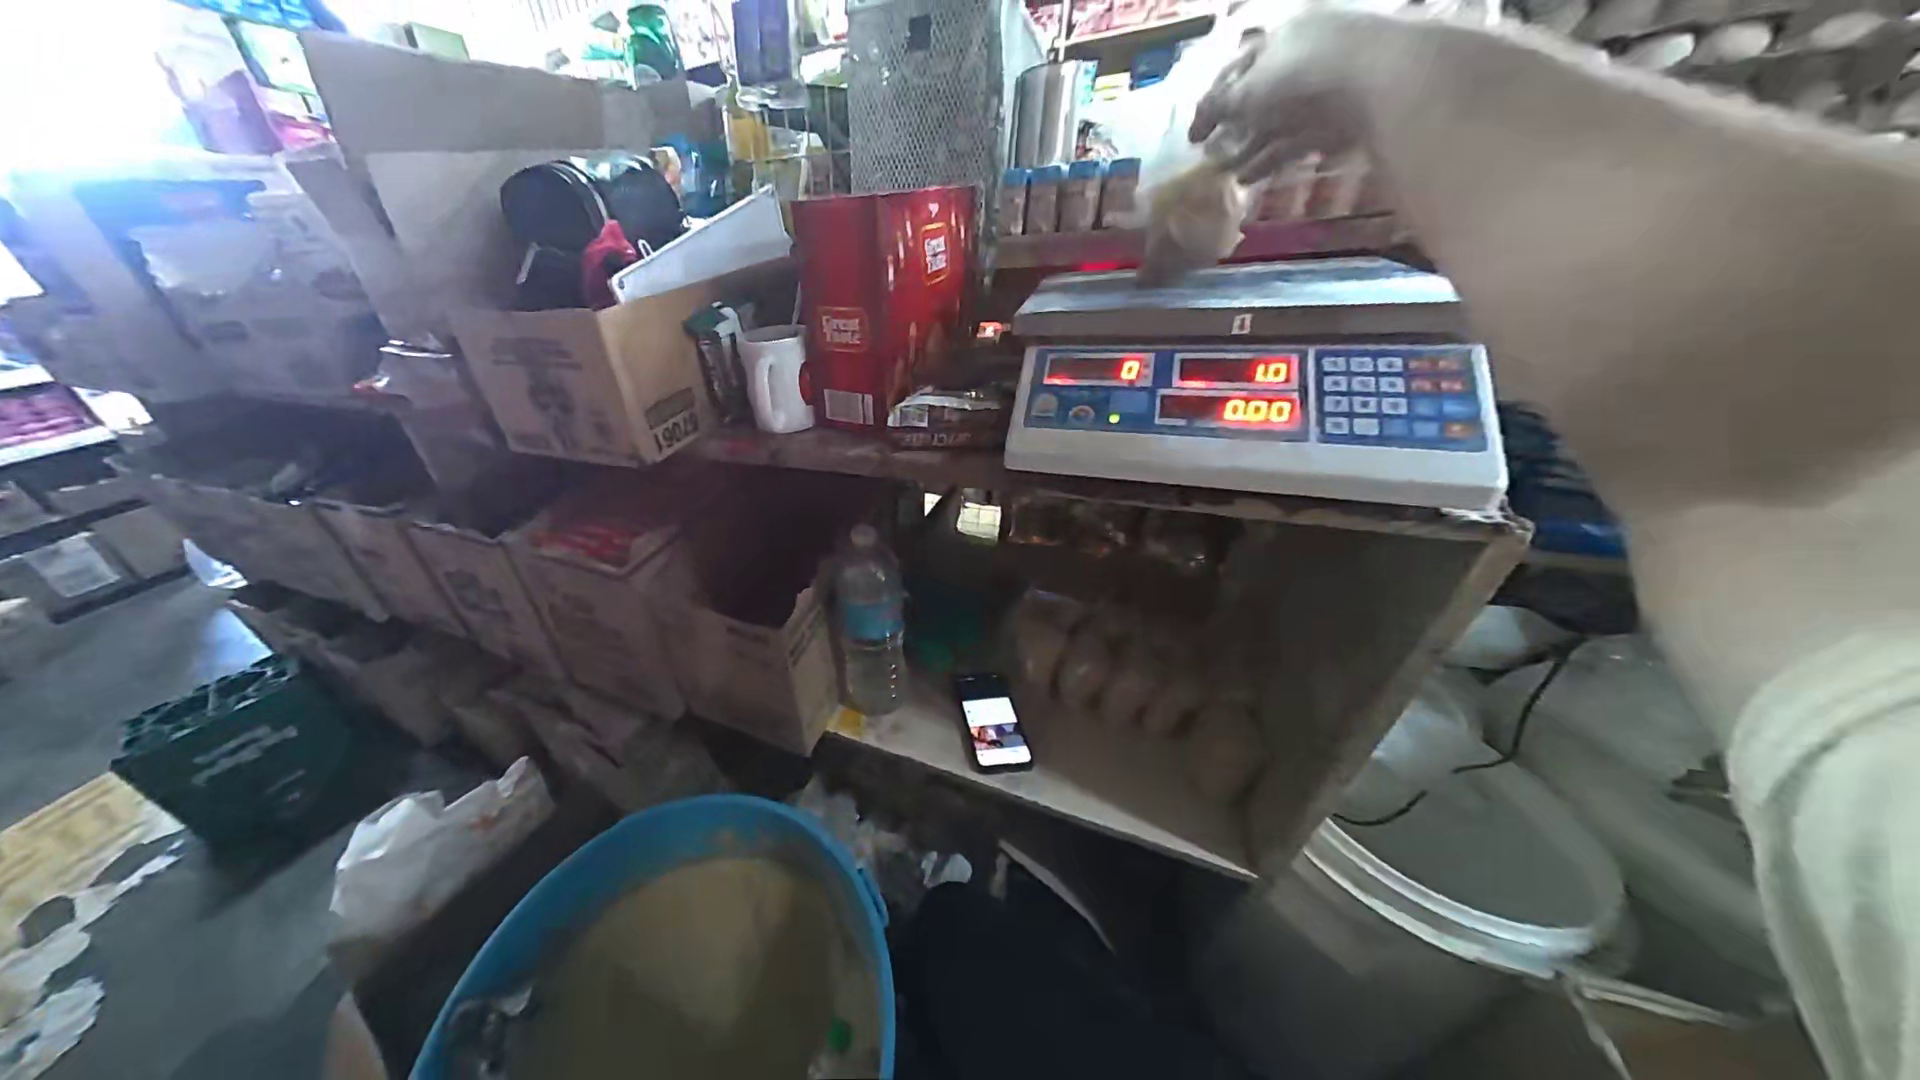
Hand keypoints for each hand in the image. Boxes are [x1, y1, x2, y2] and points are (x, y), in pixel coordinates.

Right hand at [1187, 8, 1367, 182]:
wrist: (1373, 82)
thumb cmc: (1301, 73)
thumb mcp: (1248, 88)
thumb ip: (1218, 106)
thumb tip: (1198, 120)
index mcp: (1277, 39)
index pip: (1234, 71)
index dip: (1210, 103)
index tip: (1192, 136)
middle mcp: (1296, 61)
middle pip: (1254, 99)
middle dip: (1228, 128)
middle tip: (1206, 155)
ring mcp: (1315, 94)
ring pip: (1271, 124)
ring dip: (1244, 149)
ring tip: (1221, 172)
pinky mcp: (1329, 124)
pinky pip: (1290, 144)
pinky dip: (1267, 161)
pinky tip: (1245, 178)